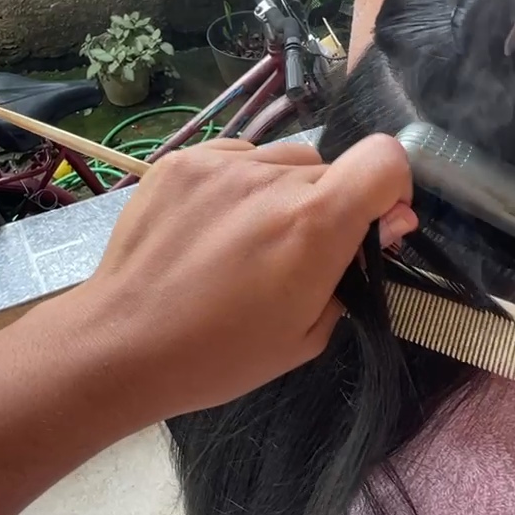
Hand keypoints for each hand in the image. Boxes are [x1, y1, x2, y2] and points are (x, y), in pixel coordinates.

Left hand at [59, 135, 415, 419]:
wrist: (122, 343)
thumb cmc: (220, 356)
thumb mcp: (308, 334)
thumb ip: (354, 272)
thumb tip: (385, 225)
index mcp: (312, 223)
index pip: (385, 159)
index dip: (391, 188)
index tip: (374, 223)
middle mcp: (270, 178)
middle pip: (328, 168)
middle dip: (328, 205)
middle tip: (293, 254)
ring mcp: (220, 164)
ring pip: (281, 161)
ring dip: (282, 193)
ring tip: (245, 241)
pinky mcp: (181, 161)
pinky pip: (235, 159)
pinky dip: (239, 186)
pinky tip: (213, 227)